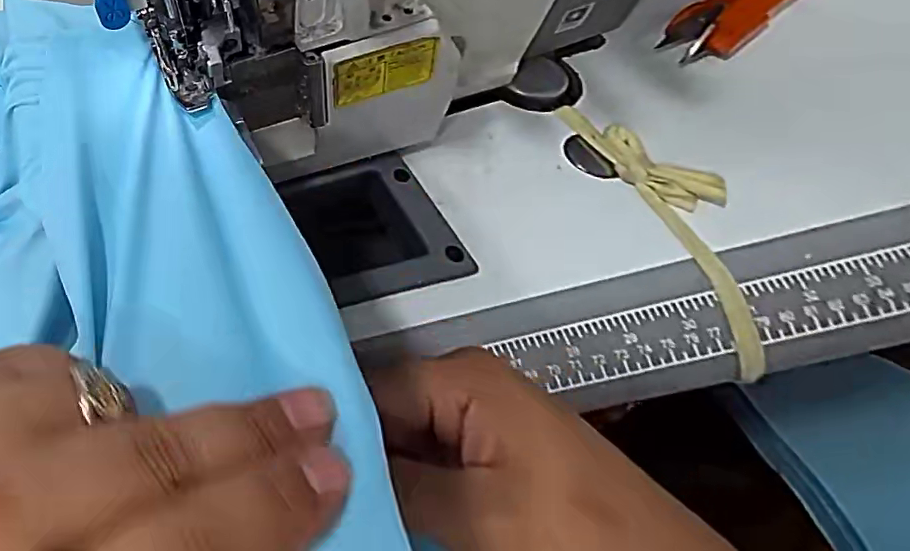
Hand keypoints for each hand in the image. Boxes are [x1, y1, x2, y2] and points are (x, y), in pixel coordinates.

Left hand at [0, 345, 349, 550]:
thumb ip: (171, 542)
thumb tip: (257, 497)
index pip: (185, 537)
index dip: (266, 507)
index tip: (328, 473)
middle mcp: (6, 510)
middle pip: (157, 460)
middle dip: (249, 441)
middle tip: (312, 417)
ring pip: (120, 406)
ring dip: (192, 419)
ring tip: (255, 418)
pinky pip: (70, 372)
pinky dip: (95, 399)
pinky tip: (98, 424)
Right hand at [367, 349, 730, 550]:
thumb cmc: (591, 541)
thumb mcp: (481, 518)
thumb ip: (401, 483)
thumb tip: (340, 468)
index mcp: (462, 375)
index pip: (369, 388)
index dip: (342, 429)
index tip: (318, 466)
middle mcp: (471, 383)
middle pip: (389, 412)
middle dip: (370, 454)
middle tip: (345, 494)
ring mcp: (489, 417)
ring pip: (413, 439)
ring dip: (396, 476)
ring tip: (375, 506)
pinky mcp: (504, 452)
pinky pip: (443, 459)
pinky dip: (425, 487)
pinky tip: (412, 514)